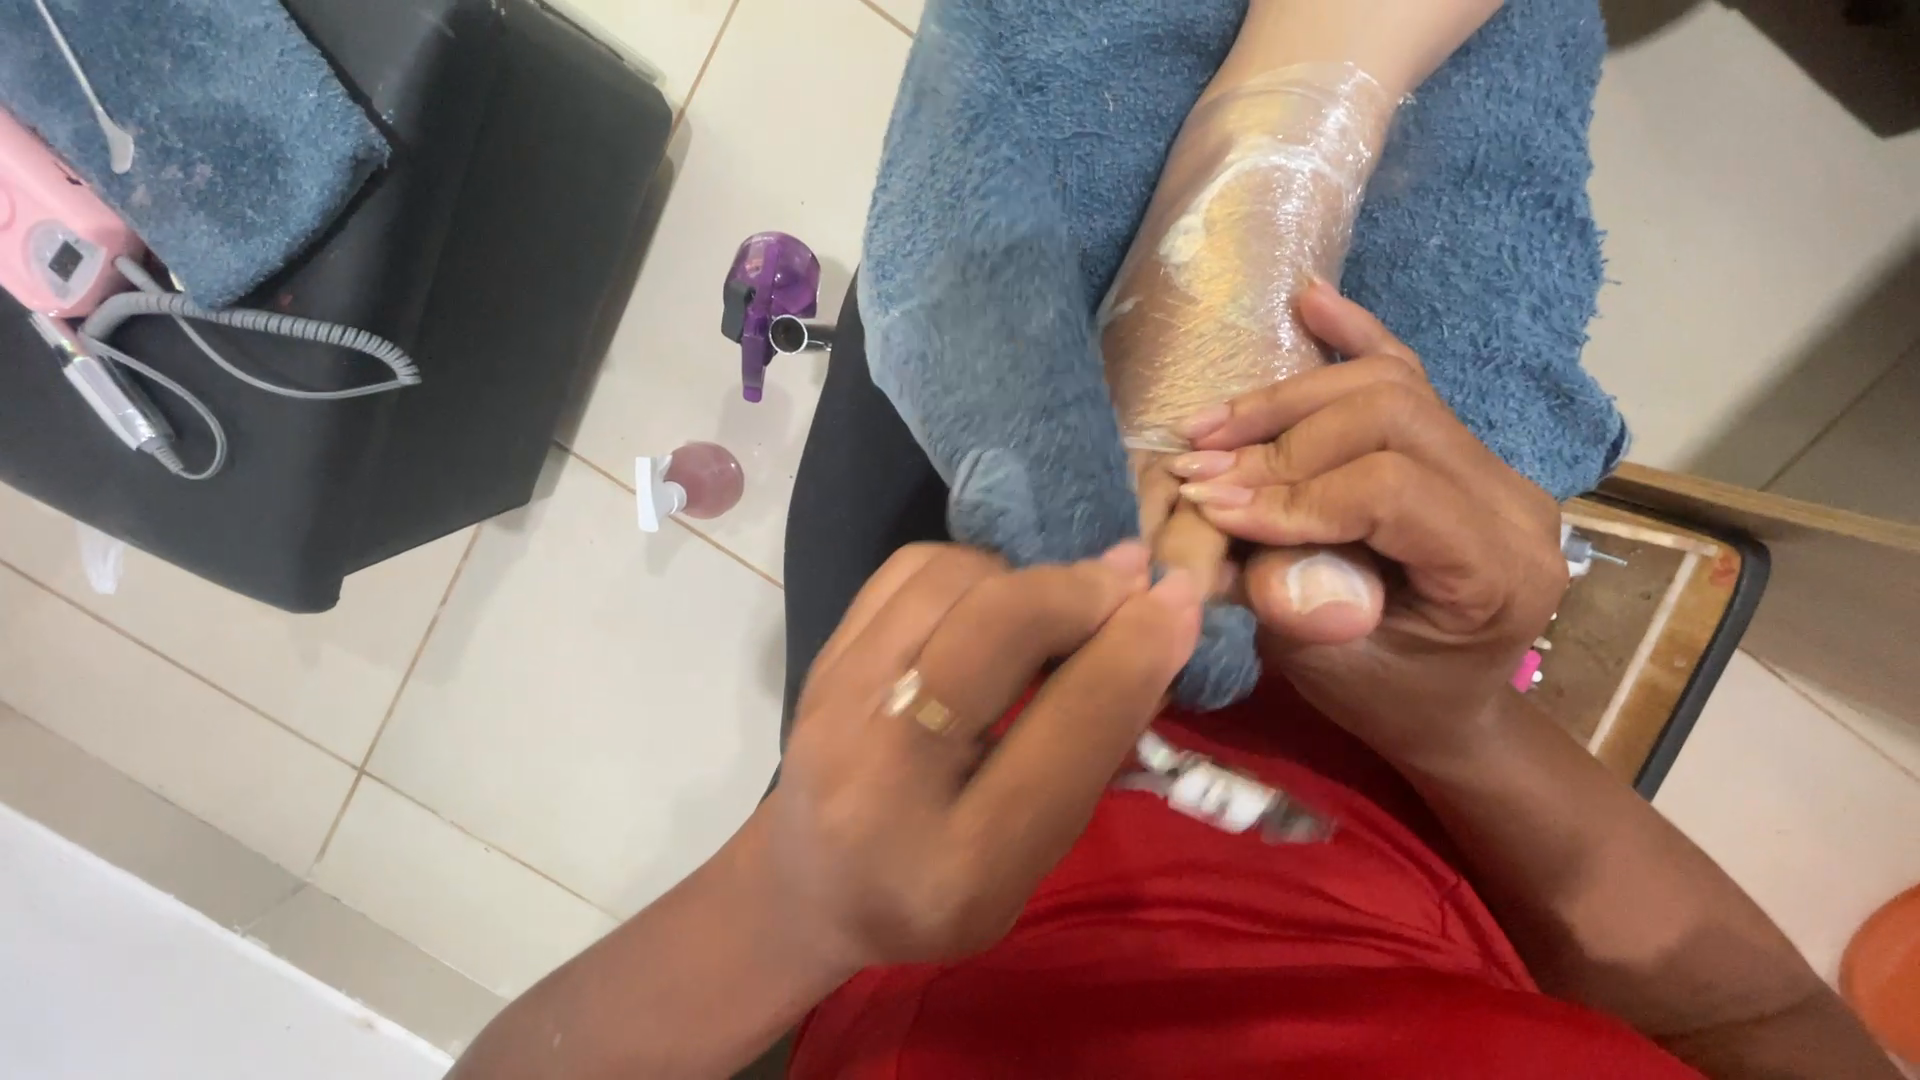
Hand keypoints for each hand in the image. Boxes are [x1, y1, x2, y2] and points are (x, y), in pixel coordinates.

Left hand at [762, 543, 1201, 968]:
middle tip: (1129, 582)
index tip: (1178, 600)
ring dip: (1026, 575)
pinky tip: (995, 595)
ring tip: (1061, 598)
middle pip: (995, 630)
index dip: (1136, 650)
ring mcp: (836, 706)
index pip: (1069, 729)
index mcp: (964, 863)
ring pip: (948, 582)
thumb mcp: (1034, 857)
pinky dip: (972, 567)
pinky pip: (906, 571)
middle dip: (1080, 593)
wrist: (814, 886)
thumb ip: (1093, 754)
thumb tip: (1152, 627)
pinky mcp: (819, 661)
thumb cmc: (941, 891)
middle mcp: (885, 776)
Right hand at [1170, 283, 1567, 766]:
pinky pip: (1406, 372)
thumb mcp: (1329, 668)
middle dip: (1278, 443)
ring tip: (1210, 427)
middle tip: (1200, 471)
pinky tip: (1308, 303)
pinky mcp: (1453, 446)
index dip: (1292, 494)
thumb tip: (1216, 519)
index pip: (1390, 488)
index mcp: (1497, 566)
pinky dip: (1352, 335)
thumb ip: (1285, 597)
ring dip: (1285, 402)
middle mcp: (1509, 497)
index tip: (1214, 509)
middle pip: (1389, 416)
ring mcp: (1486, 462)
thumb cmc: (1389, 698)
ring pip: (1387, 384)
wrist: (1445, 702)